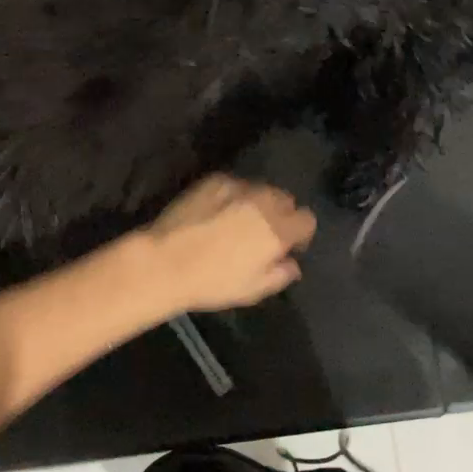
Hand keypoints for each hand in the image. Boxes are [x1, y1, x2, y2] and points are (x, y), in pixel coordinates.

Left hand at [143, 175, 316, 312]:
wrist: (165, 262)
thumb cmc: (212, 283)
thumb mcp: (253, 290)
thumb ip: (280, 275)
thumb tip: (292, 264)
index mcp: (278, 231)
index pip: (306, 220)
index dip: (300, 234)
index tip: (288, 246)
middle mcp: (264, 203)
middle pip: (285, 200)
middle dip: (280, 214)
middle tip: (263, 233)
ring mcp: (238, 188)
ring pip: (261, 189)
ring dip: (258, 203)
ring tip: (239, 220)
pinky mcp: (214, 181)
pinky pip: (235, 185)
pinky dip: (234, 195)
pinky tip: (217, 211)